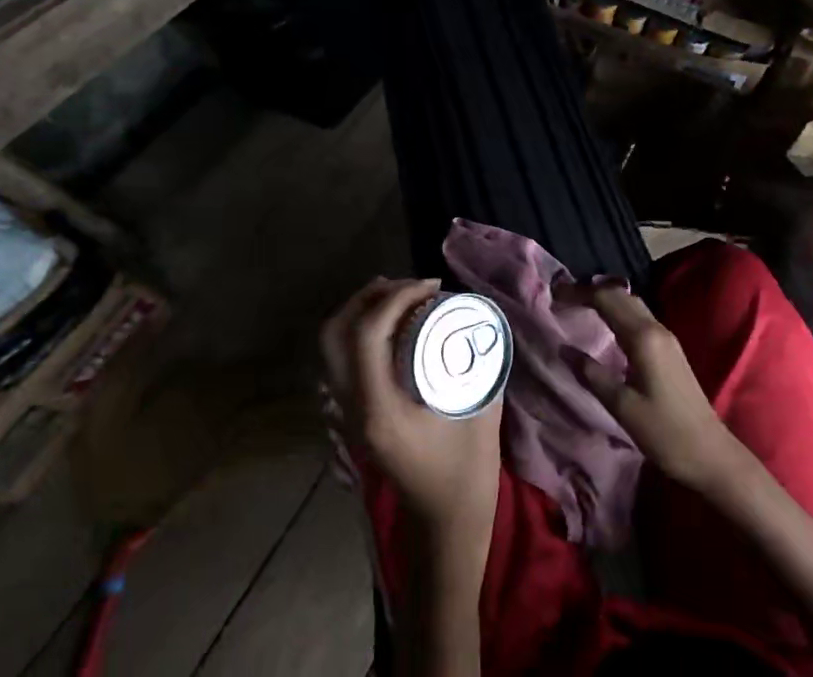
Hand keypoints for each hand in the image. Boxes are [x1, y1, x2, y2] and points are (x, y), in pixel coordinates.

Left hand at [321, 278, 502, 543]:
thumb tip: (479, 319)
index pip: (366, 335)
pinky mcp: (352, 415)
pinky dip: (359, 333)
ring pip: (330, 346)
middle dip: (367, 297)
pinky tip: (392, 329)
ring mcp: (346, 414)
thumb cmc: (466, 476)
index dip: (395, 297)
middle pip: (334, 334)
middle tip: (407, 285)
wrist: (444, 526)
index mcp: (380, 410)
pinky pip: (341, 360)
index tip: (430, 285)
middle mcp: (352, 408)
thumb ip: (479, 364)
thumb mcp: (482, 414)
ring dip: (359, 312)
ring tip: (399, 297)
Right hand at [561, 280, 747, 492]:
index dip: (579, 292)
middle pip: (621, 295)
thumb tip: (564, 349)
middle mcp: (657, 330)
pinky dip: (617, 312)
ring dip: (605, 299)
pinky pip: (638, 318)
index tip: (554, 296)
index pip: (607, 299)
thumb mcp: (622, 406)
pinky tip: (605, 326)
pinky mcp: (669, 350)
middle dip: (590, 290)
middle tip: (562, 298)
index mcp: (644, 338)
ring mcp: (666, 339)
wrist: (711, 456)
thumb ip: (591, 374)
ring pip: (632, 304)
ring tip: (578, 306)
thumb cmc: (665, 433)